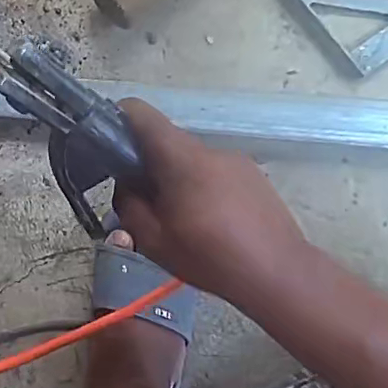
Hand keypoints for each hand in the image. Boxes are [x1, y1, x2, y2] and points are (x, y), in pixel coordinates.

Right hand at [111, 99, 312, 301]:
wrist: (278, 273)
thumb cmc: (211, 257)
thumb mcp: (153, 240)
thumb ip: (129, 204)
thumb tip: (126, 184)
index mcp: (181, 158)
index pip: (141, 113)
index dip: (118, 120)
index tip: (109, 146)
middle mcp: (209, 149)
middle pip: (167, 142)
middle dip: (149, 165)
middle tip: (145, 202)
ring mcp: (235, 160)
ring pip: (192, 160)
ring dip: (178, 180)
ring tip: (183, 221)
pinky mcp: (253, 175)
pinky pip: (215, 173)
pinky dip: (204, 188)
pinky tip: (213, 224)